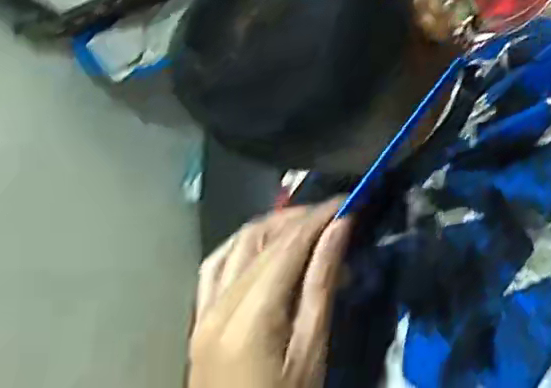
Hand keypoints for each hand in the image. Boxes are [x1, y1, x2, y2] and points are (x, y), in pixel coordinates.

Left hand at [189, 199, 350, 387]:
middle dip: (304, 219)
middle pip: (263, 239)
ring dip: (275, 227)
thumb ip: (322, 283)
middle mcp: (219, 308)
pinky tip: (267, 249)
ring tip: (310, 229)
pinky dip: (244, 247)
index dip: (321, 215)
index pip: (289, 243)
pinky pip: (216, 267)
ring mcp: (203, 316)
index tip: (352, 199)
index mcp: (249, 317)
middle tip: (339, 217)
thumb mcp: (312, 351)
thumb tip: (341, 225)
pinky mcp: (198, 326)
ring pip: (237, 244)